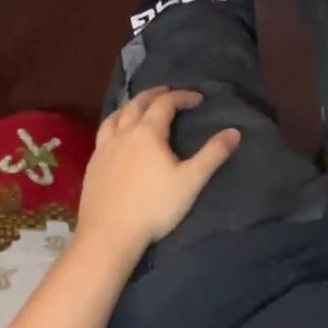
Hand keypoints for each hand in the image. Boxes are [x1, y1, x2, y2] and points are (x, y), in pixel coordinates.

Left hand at [76, 88, 237, 260]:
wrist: (108, 236)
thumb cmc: (154, 207)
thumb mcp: (191, 181)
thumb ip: (213, 154)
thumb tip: (234, 132)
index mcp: (147, 132)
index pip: (166, 104)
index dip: (183, 97)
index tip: (198, 99)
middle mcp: (123, 134)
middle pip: (137, 104)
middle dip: (154, 94)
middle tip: (168, 92)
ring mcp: (103, 149)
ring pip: (115, 116)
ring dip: (130, 106)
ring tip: (139, 107)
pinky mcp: (92, 166)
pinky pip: (103, 134)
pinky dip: (114, 124)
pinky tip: (117, 137)